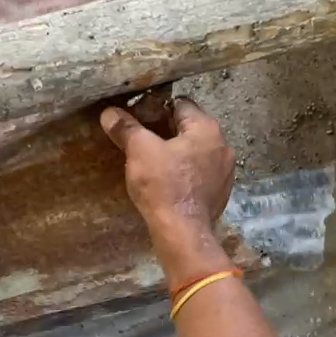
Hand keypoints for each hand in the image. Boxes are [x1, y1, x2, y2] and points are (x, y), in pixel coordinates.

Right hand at [100, 97, 236, 286]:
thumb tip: (109, 113)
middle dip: (168, 133)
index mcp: (207, 128)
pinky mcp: (221, 193)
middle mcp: (223, 145)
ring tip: (156, 165)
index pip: (180, 104)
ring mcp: (226, 172)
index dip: (157, 109)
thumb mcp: (139, 151)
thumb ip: (126, 128)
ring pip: (197, 152)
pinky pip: (201, 175)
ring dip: (179, 154)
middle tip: (144, 143)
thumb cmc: (163, 185)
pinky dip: (187, 175)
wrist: (182, 232)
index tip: (140, 121)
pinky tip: (171, 185)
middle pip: (190, 129)